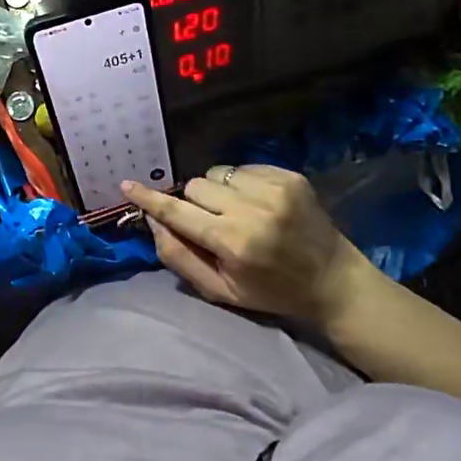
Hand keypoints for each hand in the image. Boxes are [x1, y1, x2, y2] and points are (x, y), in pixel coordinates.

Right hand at [122, 164, 364, 322]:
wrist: (333, 280)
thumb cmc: (271, 292)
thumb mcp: (220, 291)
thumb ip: (179, 257)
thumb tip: (154, 222)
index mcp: (233, 242)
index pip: (178, 212)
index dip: (150, 199)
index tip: (127, 185)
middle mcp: (252, 209)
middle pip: (194, 187)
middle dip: (193, 203)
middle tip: (210, 224)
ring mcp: (274, 188)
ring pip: (216, 174)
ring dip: (216, 192)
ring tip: (236, 212)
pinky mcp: (289, 176)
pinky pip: (242, 168)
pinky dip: (240, 184)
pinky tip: (256, 204)